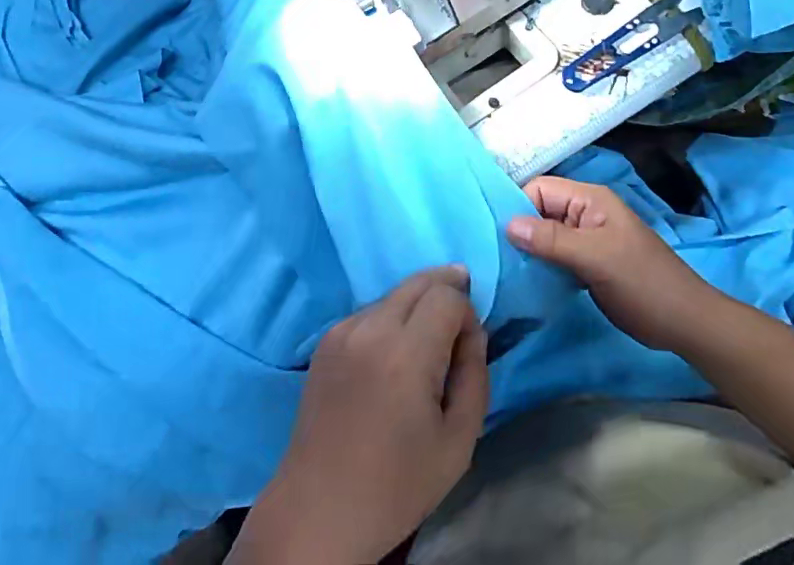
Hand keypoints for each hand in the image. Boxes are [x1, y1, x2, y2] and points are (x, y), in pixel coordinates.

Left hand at [231, 267, 490, 564]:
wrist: (319, 511)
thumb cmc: (397, 485)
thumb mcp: (459, 440)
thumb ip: (474, 375)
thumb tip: (471, 334)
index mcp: (405, 354)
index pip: (447, 295)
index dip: (467, 314)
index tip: (470, 348)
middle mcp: (369, 329)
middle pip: (418, 281)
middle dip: (446, 289)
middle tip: (463, 315)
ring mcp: (341, 332)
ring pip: (393, 295)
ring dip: (417, 306)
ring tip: (426, 346)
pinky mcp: (324, 343)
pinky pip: (369, 314)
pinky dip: (390, 321)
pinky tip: (392, 358)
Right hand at [505, 176, 719, 351]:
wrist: (683, 323)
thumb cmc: (643, 283)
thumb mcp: (596, 258)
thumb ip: (552, 239)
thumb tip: (507, 225)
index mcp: (589, 200)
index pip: (538, 189)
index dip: (517, 208)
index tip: (497, 236)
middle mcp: (584, 213)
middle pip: (538, 211)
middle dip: (518, 230)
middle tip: (494, 256)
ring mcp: (585, 239)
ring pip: (544, 235)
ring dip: (527, 250)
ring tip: (504, 270)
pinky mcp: (585, 264)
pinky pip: (553, 256)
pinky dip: (539, 265)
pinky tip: (525, 280)